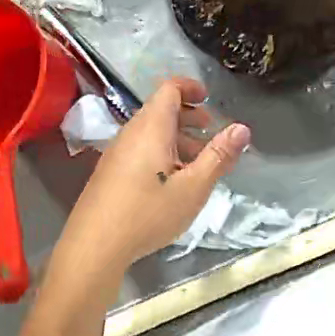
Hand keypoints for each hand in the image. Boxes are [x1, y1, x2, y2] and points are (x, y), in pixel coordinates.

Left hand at [56, 77, 250, 272]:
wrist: (92, 248)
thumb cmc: (148, 213)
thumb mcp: (194, 187)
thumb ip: (219, 156)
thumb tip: (242, 128)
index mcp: (152, 128)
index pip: (169, 89)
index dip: (190, 87)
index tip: (209, 98)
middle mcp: (131, 133)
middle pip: (161, 110)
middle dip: (189, 116)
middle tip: (211, 131)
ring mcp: (117, 153)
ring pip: (151, 132)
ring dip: (178, 137)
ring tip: (198, 161)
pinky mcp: (110, 173)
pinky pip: (141, 148)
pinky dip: (162, 151)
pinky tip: (173, 181)